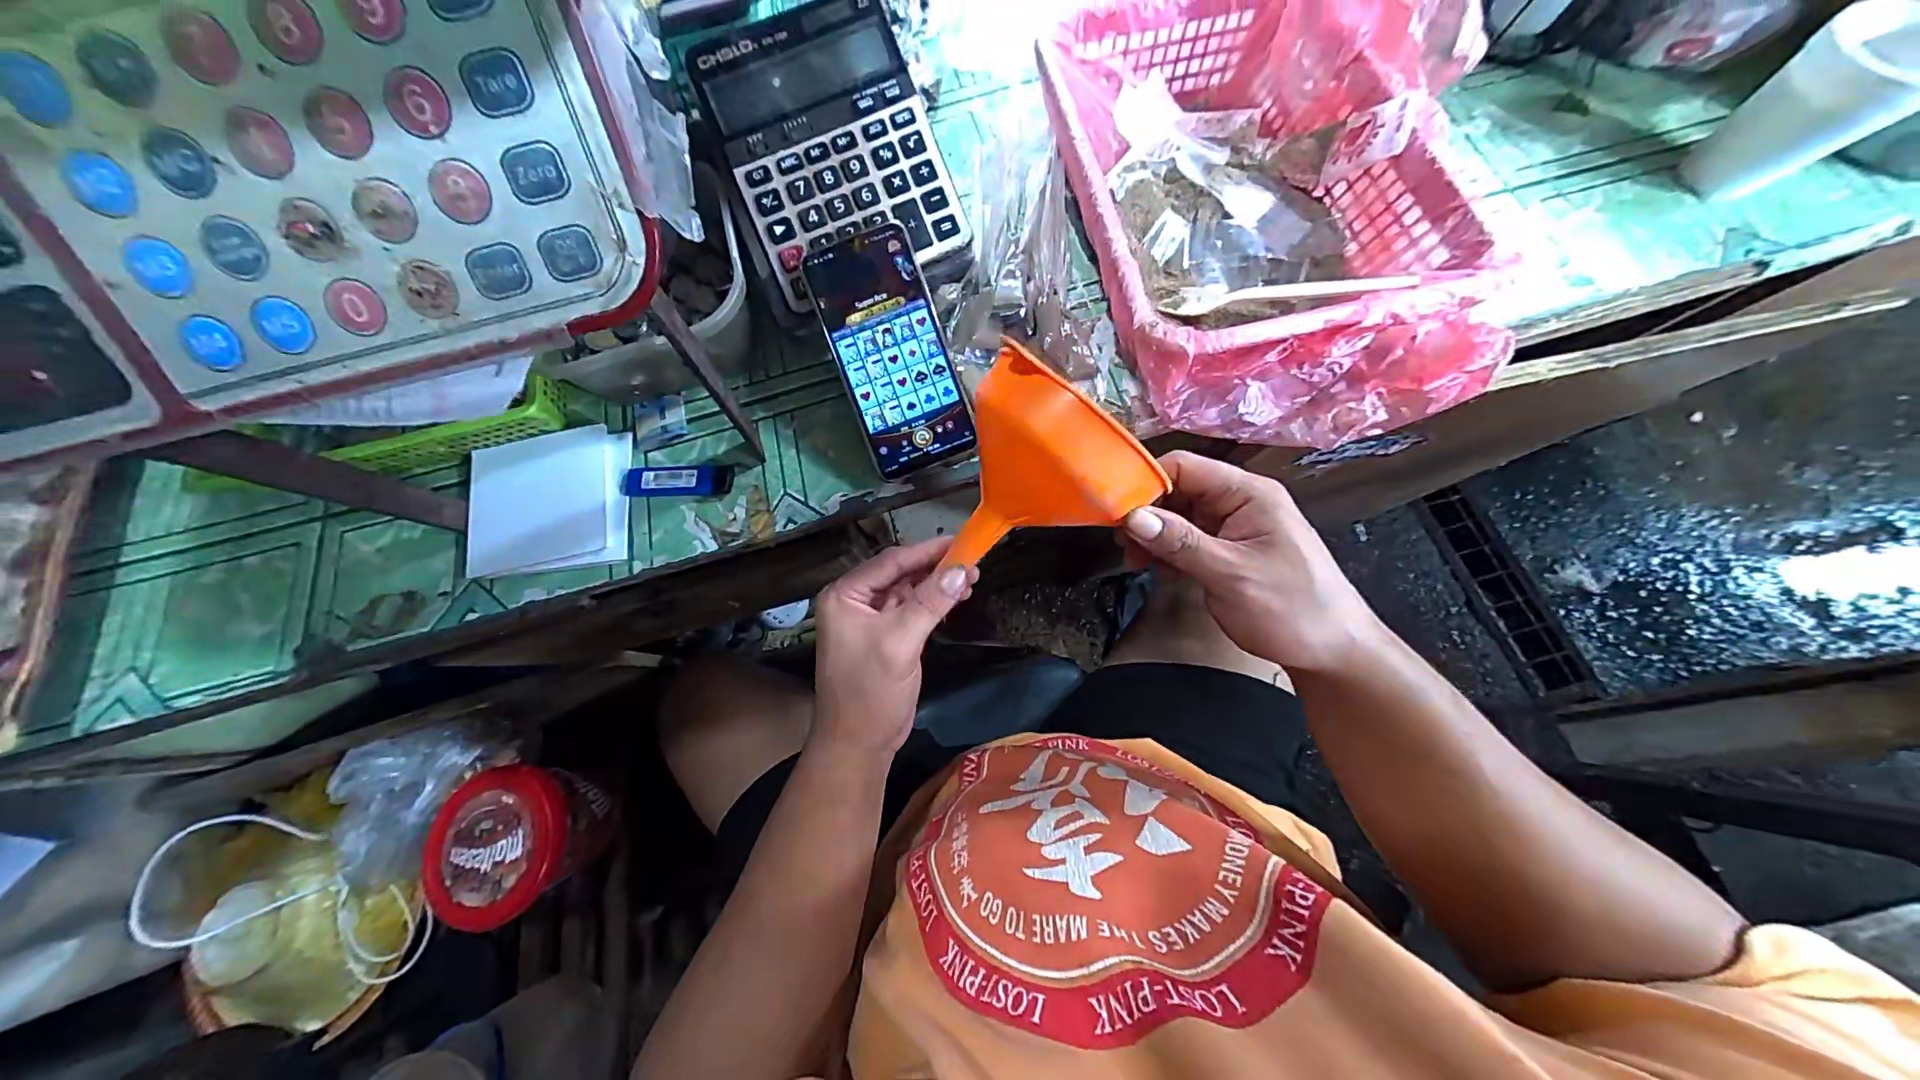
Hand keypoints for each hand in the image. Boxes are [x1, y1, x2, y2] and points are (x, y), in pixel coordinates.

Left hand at [812, 537, 978, 755]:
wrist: (858, 743)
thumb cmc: (869, 692)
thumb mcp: (899, 643)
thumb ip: (929, 603)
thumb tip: (962, 569)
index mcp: (845, 595)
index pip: (891, 561)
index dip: (927, 550)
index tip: (962, 542)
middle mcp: (854, 601)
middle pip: (900, 572)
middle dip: (935, 566)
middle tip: (972, 561)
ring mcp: (870, 619)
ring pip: (908, 589)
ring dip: (938, 583)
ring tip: (972, 577)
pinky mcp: (887, 635)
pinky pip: (912, 608)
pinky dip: (934, 601)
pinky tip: (956, 596)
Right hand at [1118, 451, 1382, 674]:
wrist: (1332, 652)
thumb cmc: (1292, 609)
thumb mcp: (1230, 573)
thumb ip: (1180, 542)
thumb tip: (1133, 516)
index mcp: (1248, 494)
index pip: (1184, 467)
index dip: (1146, 482)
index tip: (1116, 510)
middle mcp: (1239, 502)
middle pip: (1178, 490)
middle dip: (1147, 513)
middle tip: (1122, 542)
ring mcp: (1233, 527)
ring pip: (1179, 517)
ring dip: (1154, 536)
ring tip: (1137, 561)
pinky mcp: (1228, 551)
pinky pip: (1187, 541)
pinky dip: (1168, 552)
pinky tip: (1159, 570)